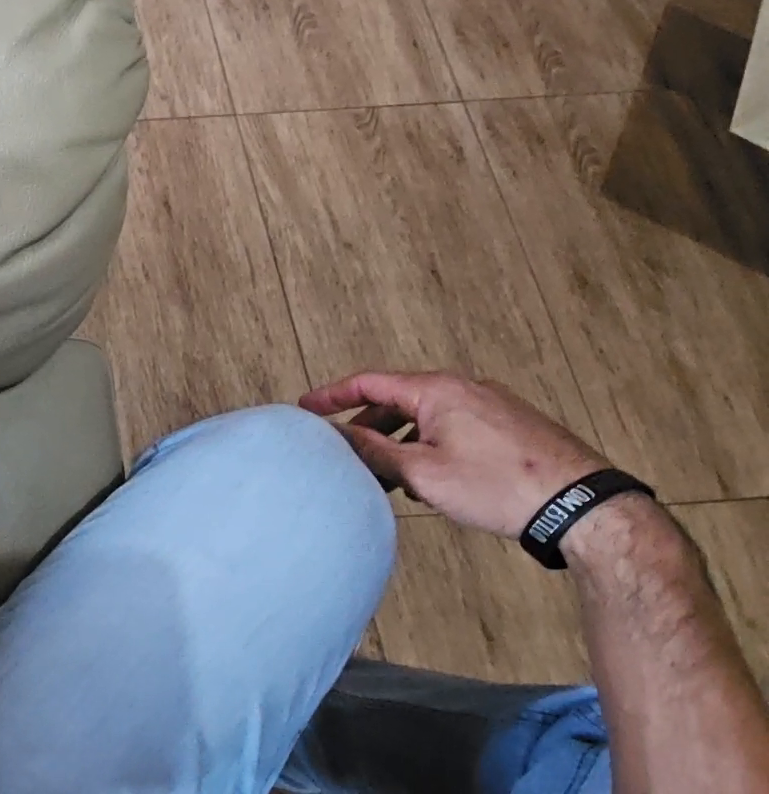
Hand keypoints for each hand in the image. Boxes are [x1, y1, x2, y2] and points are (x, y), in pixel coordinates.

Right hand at [299, 371, 610, 538]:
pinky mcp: (515, 426)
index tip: (305, 409)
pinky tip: (429, 475)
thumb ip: (372, 450)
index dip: (331, 396)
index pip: (368, 383)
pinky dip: (429, 442)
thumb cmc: (501, 488)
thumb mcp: (421, 472)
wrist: (588, 510)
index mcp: (437, 390)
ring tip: (387, 473)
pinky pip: (455, 425)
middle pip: (397, 399)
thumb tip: (335, 436)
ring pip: (427, 415)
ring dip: (400, 439)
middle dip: (367, 425)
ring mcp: (494, 405)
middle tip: (346, 450)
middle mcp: (465, 387)